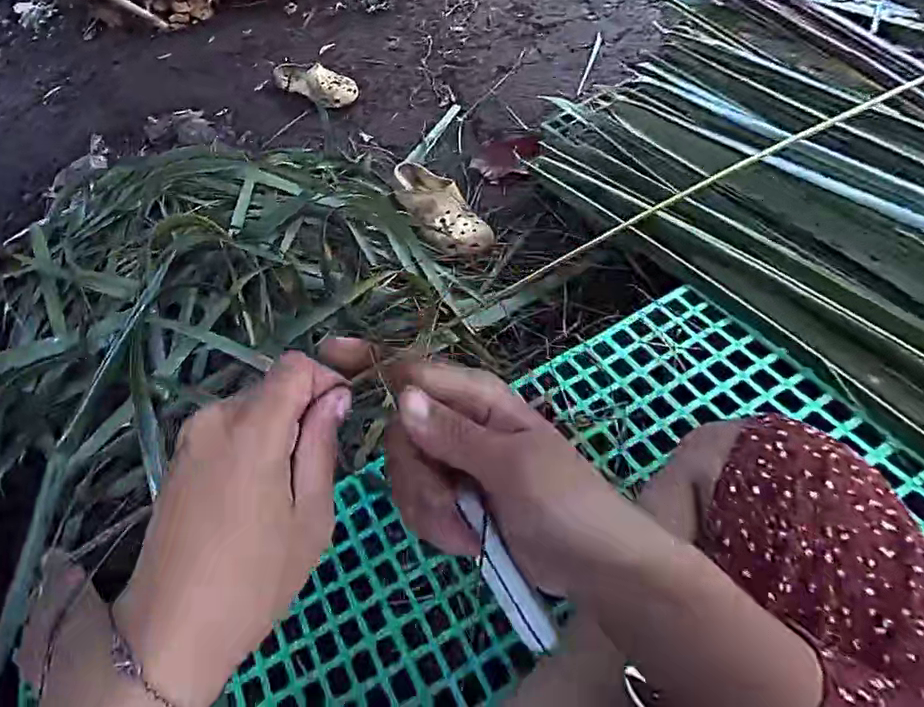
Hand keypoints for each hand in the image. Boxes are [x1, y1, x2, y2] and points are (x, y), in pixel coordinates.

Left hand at [111, 351, 351, 706]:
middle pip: (272, 386)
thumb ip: (321, 446)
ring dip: (276, 428)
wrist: (169, 629)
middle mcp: (216, 415)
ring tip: (282, 487)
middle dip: (301, 410)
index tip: (340, 414)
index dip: (324, 380)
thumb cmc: (253, 580)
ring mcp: (191, 432)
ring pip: (250, 406)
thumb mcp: (309, 518)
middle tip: (315, 465)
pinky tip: (252, 492)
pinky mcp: (179, 452)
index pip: (294, 365)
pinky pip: (227, 427)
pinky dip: (250, 441)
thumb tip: (335, 397)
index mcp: (250, 426)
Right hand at [383, 361, 654, 596]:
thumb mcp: (512, 466)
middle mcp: (455, 418)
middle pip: (398, 432)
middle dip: (416, 477)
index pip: (410, 368)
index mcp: (475, 395)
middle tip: (449, 504)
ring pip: (402, 472)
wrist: (595, 567)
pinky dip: (435, 527)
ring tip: (468, 531)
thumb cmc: (566, 502)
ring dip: (428, 509)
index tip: (328, 355)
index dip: (369, 361)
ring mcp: (449, 457)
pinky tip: (468, 540)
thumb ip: (454, 433)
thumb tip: (401, 398)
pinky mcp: (448, 493)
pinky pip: (414, 502)